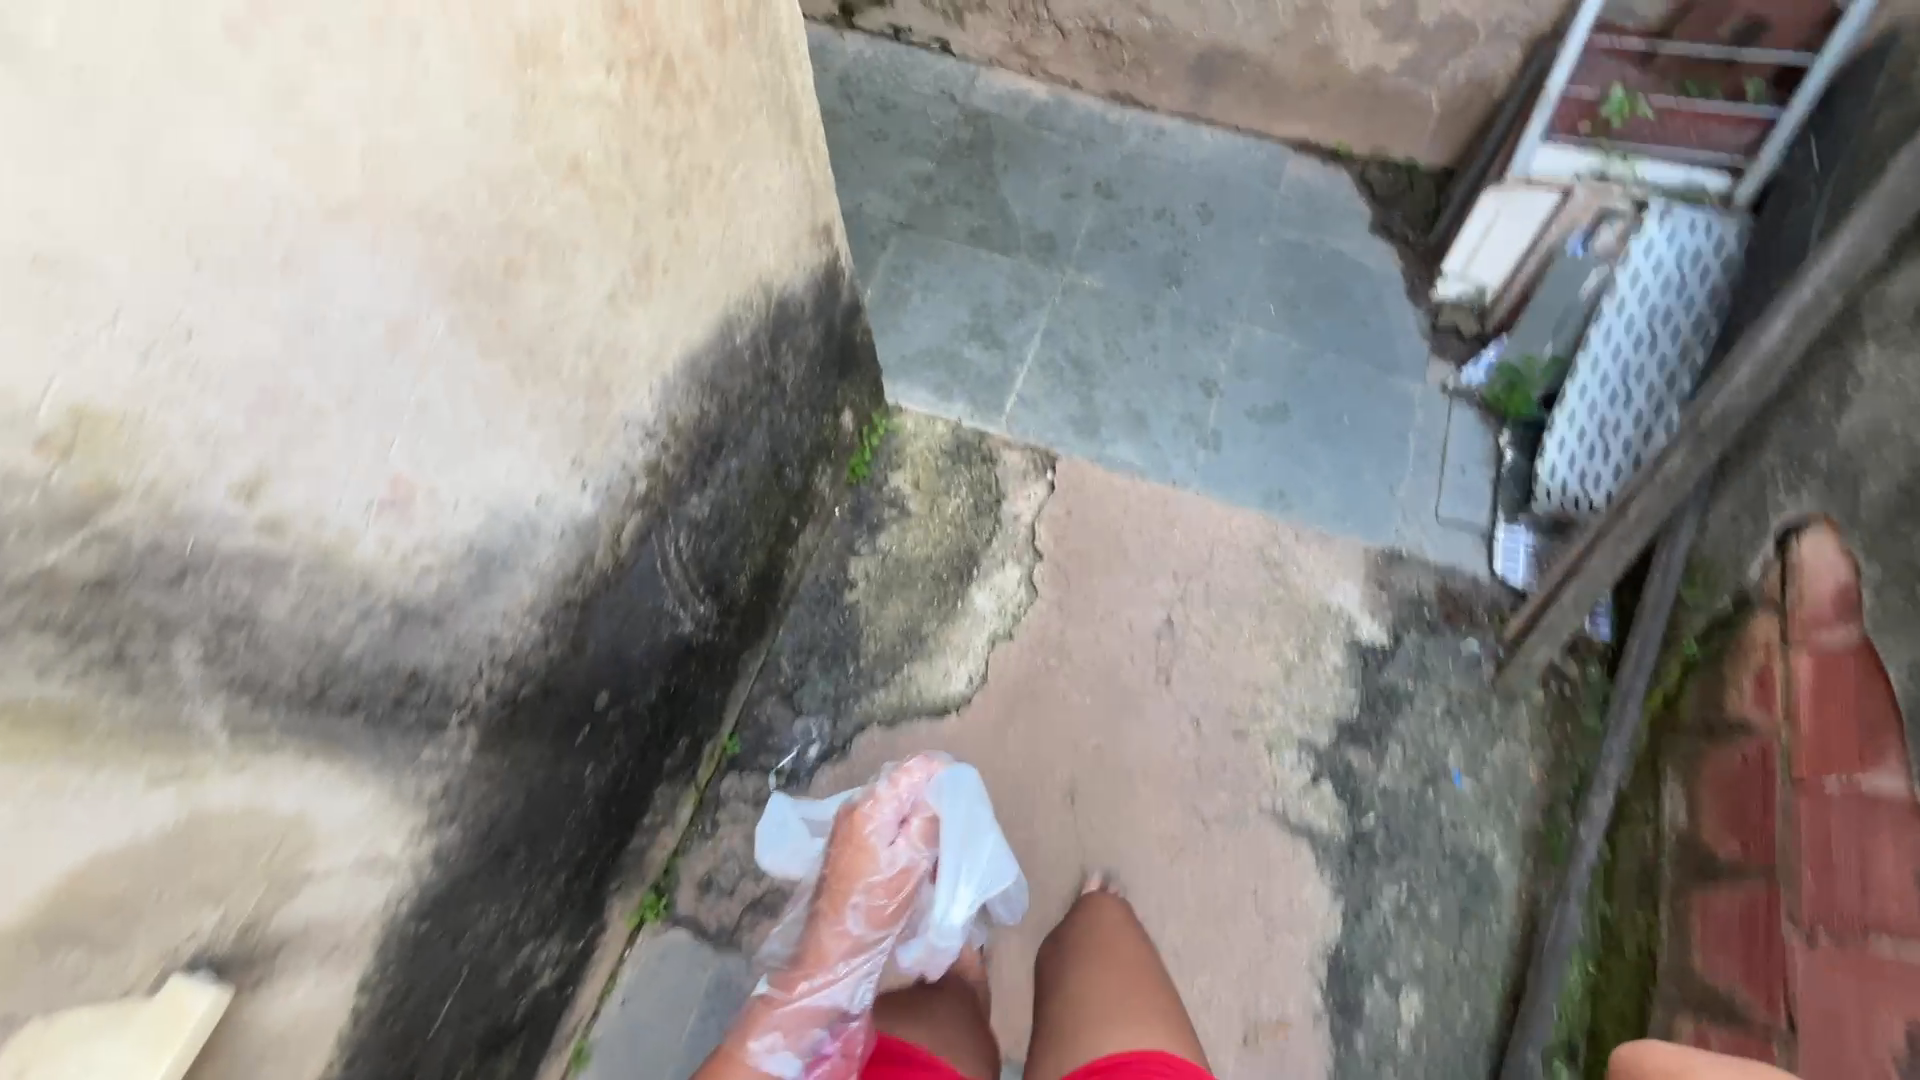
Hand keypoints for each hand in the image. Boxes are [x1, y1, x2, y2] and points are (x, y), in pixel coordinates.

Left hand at [789, 754, 943, 982]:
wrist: (831, 948)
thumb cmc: (874, 907)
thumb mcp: (912, 864)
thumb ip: (927, 820)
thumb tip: (942, 788)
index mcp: (872, 805)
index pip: (915, 767)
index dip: (943, 774)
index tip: (964, 796)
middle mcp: (856, 803)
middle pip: (903, 781)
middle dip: (931, 796)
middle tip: (955, 822)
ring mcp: (848, 821)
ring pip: (894, 801)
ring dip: (917, 814)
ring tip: (937, 840)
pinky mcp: (846, 839)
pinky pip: (882, 818)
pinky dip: (901, 828)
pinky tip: (913, 852)